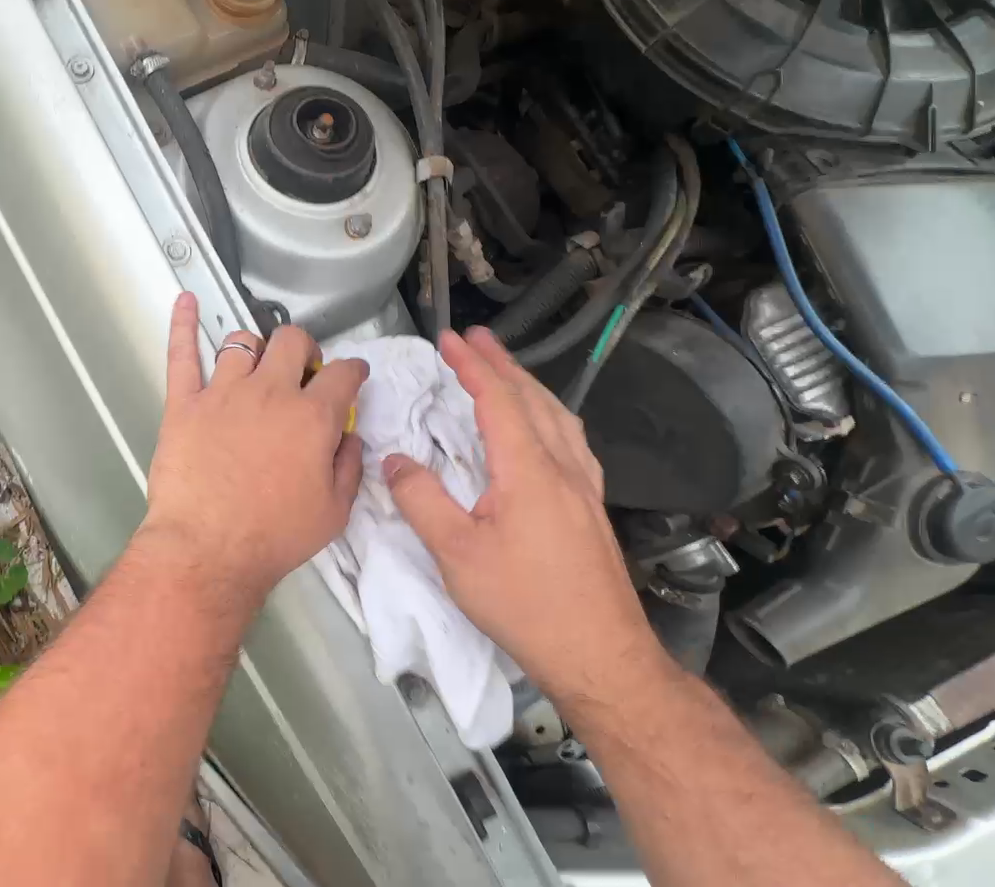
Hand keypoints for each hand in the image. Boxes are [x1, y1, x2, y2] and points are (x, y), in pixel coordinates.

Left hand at [139, 293, 368, 605]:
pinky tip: (184, 300)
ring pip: (241, 342)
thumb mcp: (334, 510)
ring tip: (255, 365)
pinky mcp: (183, 402)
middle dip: (303, 349)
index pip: (343, 373)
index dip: (352, 370)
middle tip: (301, 371)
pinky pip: (182, 353)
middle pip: (291, 341)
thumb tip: (348, 435)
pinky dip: (182, 323)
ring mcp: (222, 392)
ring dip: (255, 349)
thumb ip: (348, 465)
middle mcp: (269, 391)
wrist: (208, 548)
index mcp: (312, 416)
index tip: (352, 374)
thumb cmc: (275, 535)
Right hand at [383, 327, 673, 705]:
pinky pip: (571, 440)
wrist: (599, 655)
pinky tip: (545, 428)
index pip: (500, 401)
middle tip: (475, 338)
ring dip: (528, 385)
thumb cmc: (522, 602)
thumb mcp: (455, 553)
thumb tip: (395, 461)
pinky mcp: (591, 509)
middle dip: (502, 364)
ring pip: (559, 417)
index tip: (449, 338)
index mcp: (530, 471)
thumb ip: (422, 500)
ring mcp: (584, 488)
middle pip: (534, 399)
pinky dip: (549, 415)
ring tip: (504, 369)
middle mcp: (564, 468)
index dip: (473, 366)